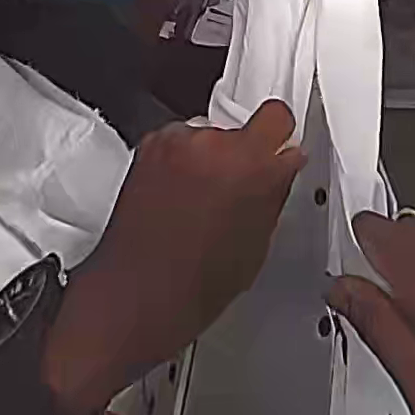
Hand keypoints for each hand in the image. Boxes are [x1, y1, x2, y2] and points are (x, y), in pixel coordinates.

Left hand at [42, 99, 305, 414]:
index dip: (279, 132)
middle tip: (233, 188)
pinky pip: (180, 141)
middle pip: (244, 128)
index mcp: (254, 168)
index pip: (279, 116)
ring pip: (210, 134)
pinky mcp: (153, 145)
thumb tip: (283, 166)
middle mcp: (218, 146)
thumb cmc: (190, 287)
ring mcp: (182, 142)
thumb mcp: (257, 243)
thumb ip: (274, 191)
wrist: (132, 298)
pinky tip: (176, 196)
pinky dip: (181, 160)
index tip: (277, 142)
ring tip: (197, 199)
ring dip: (208, 157)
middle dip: (242, 154)